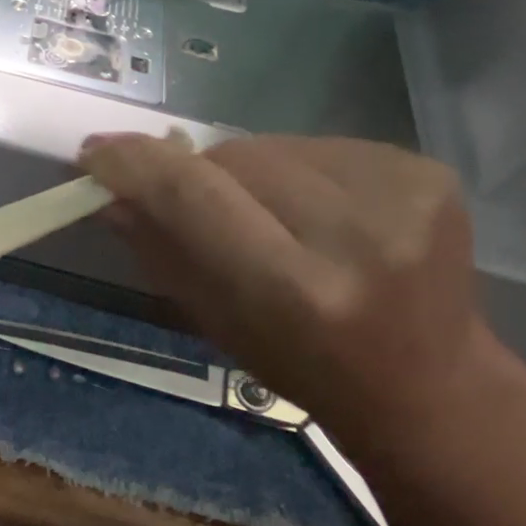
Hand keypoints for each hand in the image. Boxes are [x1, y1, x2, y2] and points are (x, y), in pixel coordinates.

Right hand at [79, 134, 504, 438]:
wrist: (423, 380)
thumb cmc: (297, 362)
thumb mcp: (210, 320)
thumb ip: (160, 248)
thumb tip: (110, 189)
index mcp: (290, 289)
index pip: (193, 195)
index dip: (136, 165)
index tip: (96, 154)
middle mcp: (353, 234)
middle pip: (232, 159)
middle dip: (195, 174)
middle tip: (191, 207)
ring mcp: (402, 195)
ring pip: (273, 145)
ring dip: (245, 171)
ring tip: (263, 214)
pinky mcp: (428, 170)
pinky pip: (320, 145)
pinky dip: (294, 169)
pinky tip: (312, 210)